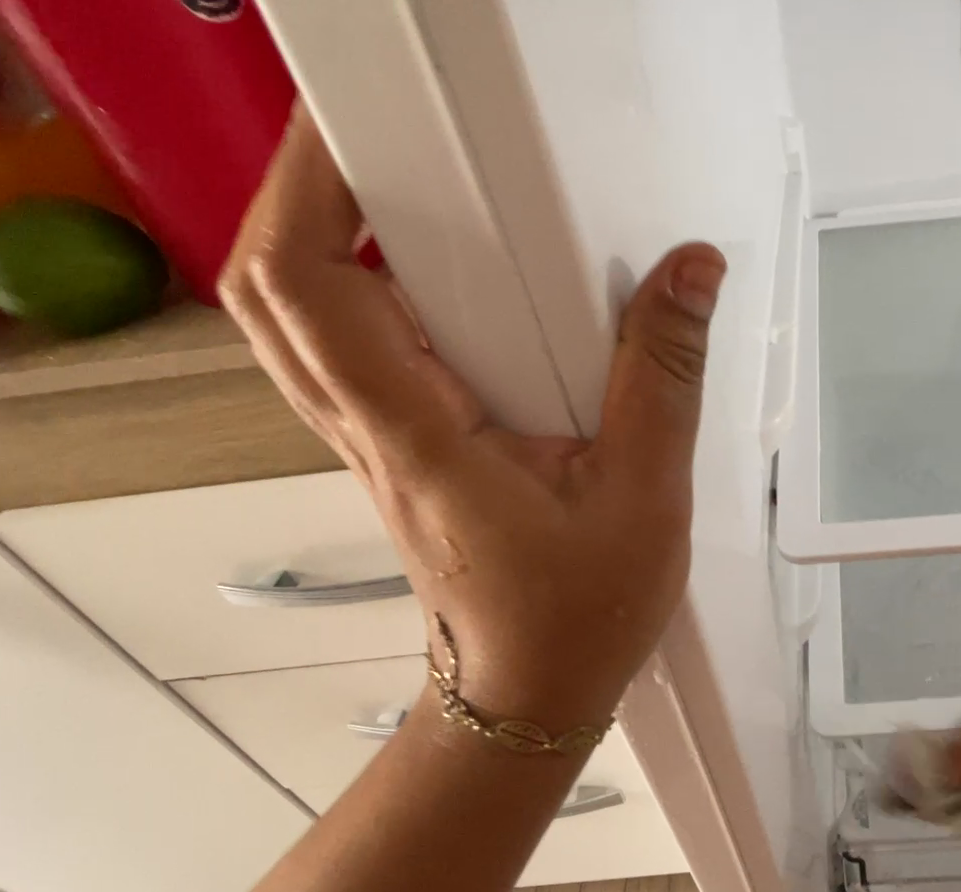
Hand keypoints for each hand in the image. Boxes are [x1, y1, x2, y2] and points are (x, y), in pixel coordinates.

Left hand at [219, 109, 724, 730]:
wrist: (527, 695)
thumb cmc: (578, 617)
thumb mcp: (644, 495)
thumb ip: (664, 376)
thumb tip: (690, 273)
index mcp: (418, 436)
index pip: (308, 286)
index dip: (308, 185)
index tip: (365, 127)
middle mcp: (371, 432)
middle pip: (271, 289)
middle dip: (302, 191)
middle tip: (384, 145)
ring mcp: (372, 446)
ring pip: (296, 324)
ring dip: (322, 240)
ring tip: (406, 194)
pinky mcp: (394, 456)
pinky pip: (345, 358)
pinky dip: (360, 296)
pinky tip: (437, 287)